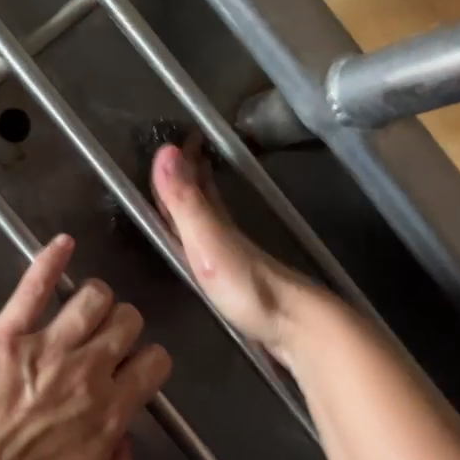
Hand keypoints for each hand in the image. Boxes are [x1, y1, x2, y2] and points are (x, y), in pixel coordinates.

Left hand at [0, 235, 170, 459]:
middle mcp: (87, 370)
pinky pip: (33, 287)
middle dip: (124, 325)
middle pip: (125, 323)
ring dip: (94, 299)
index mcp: (111, 411)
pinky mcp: (5, 335)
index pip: (152, 364)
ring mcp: (46, 347)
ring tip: (87, 304)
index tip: (139, 365)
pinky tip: (62, 244)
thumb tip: (123, 439)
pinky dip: (51, 260)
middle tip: (109, 335)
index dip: (149, 361)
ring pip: (90, 299)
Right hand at [150, 137, 355, 367]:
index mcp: (214, 219)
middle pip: (207, 193)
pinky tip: (207, 237)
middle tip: (184, 151)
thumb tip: (166, 151)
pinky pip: (215, 240)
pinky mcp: (239, 278)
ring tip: (193, 183)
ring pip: (212, 215)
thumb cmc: (246, 284)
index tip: (178, 134)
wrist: (294, 325)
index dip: (186, 158)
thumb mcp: (207, 241)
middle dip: (194, 170)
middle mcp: (225, 230)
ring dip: (201, 196)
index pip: (196, 180)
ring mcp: (235, 254)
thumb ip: (185, 202)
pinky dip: (206, 226)